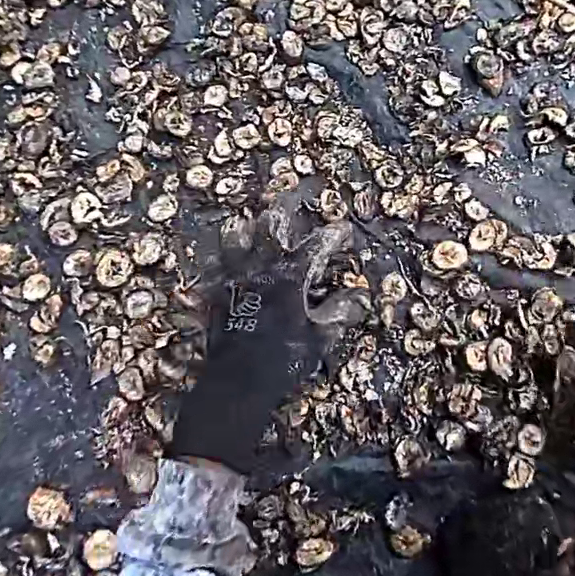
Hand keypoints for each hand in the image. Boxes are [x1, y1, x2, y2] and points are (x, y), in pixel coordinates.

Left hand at [169, 203, 366, 472]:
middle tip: (290, 196)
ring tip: (244, 221)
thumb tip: (359, 297)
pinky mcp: (215, 295)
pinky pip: (215, 270)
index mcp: (291, 278)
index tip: (342, 228)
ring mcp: (235, 280)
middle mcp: (263, 271)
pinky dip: (218, 262)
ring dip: (244, 230)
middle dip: (284, 210)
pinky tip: (217, 260)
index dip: (332, 236)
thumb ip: (338, 313)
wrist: (239, 378)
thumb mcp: (320, 338)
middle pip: (273, 229)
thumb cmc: (285, 358)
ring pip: (237, 242)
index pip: (317, 247)